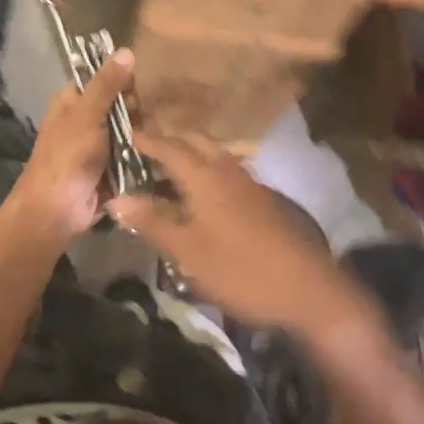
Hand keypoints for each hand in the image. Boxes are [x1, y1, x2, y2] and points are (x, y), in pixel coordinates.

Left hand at [11, 49, 135, 240]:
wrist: (57, 208)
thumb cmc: (67, 156)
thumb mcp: (87, 115)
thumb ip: (107, 84)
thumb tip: (126, 50)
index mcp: (73, 101)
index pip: (103, 78)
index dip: (122, 80)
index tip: (135, 91)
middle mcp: (85, 119)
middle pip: (121, 104)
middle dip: (135, 111)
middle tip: (142, 122)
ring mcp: (98, 144)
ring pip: (130, 129)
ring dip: (141, 134)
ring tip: (153, 140)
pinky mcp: (111, 166)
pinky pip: (131, 153)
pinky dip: (141, 153)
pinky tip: (157, 154)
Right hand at [109, 132, 381, 340]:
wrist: (307, 290)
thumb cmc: (239, 269)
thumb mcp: (187, 251)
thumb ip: (151, 221)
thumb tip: (116, 199)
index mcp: (204, 175)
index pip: (167, 146)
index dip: (143, 139)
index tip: (121, 134)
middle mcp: (226, 169)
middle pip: (193, 141)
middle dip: (167, 141)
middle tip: (141, 153)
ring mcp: (248, 183)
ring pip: (212, 155)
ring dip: (188, 156)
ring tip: (163, 174)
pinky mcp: (261, 200)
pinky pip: (225, 171)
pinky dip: (205, 172)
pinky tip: (197, 197)